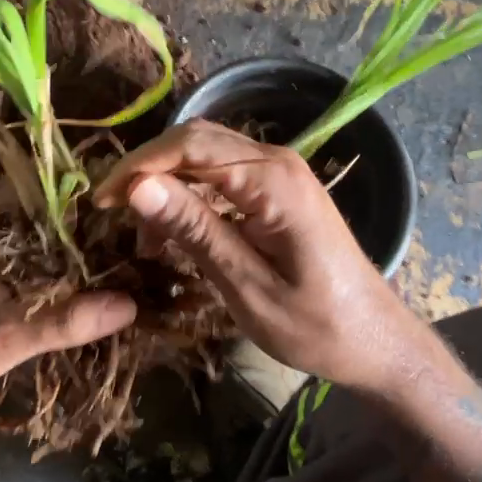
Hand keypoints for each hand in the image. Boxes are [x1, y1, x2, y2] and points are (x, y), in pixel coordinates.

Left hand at [0, 209, 137, 410]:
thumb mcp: (12, 336)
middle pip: (43, 216)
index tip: (125, 212)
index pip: (45, 195)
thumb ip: (68, 320)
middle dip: (81, 229)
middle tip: (128, 241)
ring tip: (111, 259)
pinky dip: (45, 266)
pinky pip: (21, 256)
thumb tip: (130, 304)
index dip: (85, 201)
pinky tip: (72, 283)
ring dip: (64, 250)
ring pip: (33, 237)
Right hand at [93, 120, 408, 389]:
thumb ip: (194, 231)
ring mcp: (279, 170)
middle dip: (146, 170)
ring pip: (204, 151)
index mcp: (274, 182)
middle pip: (194, 139)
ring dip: (166, 182)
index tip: (102, 202)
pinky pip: (221, 170)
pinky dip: (189, 192)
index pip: (190, 146)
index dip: (139, 166)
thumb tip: (137, 188)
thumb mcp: (248, 287)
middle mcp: (277, 160)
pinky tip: (175, 230)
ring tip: (143, 233)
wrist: (379, 342)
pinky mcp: (277, 185)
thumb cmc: (318, 326)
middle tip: (112, 212)